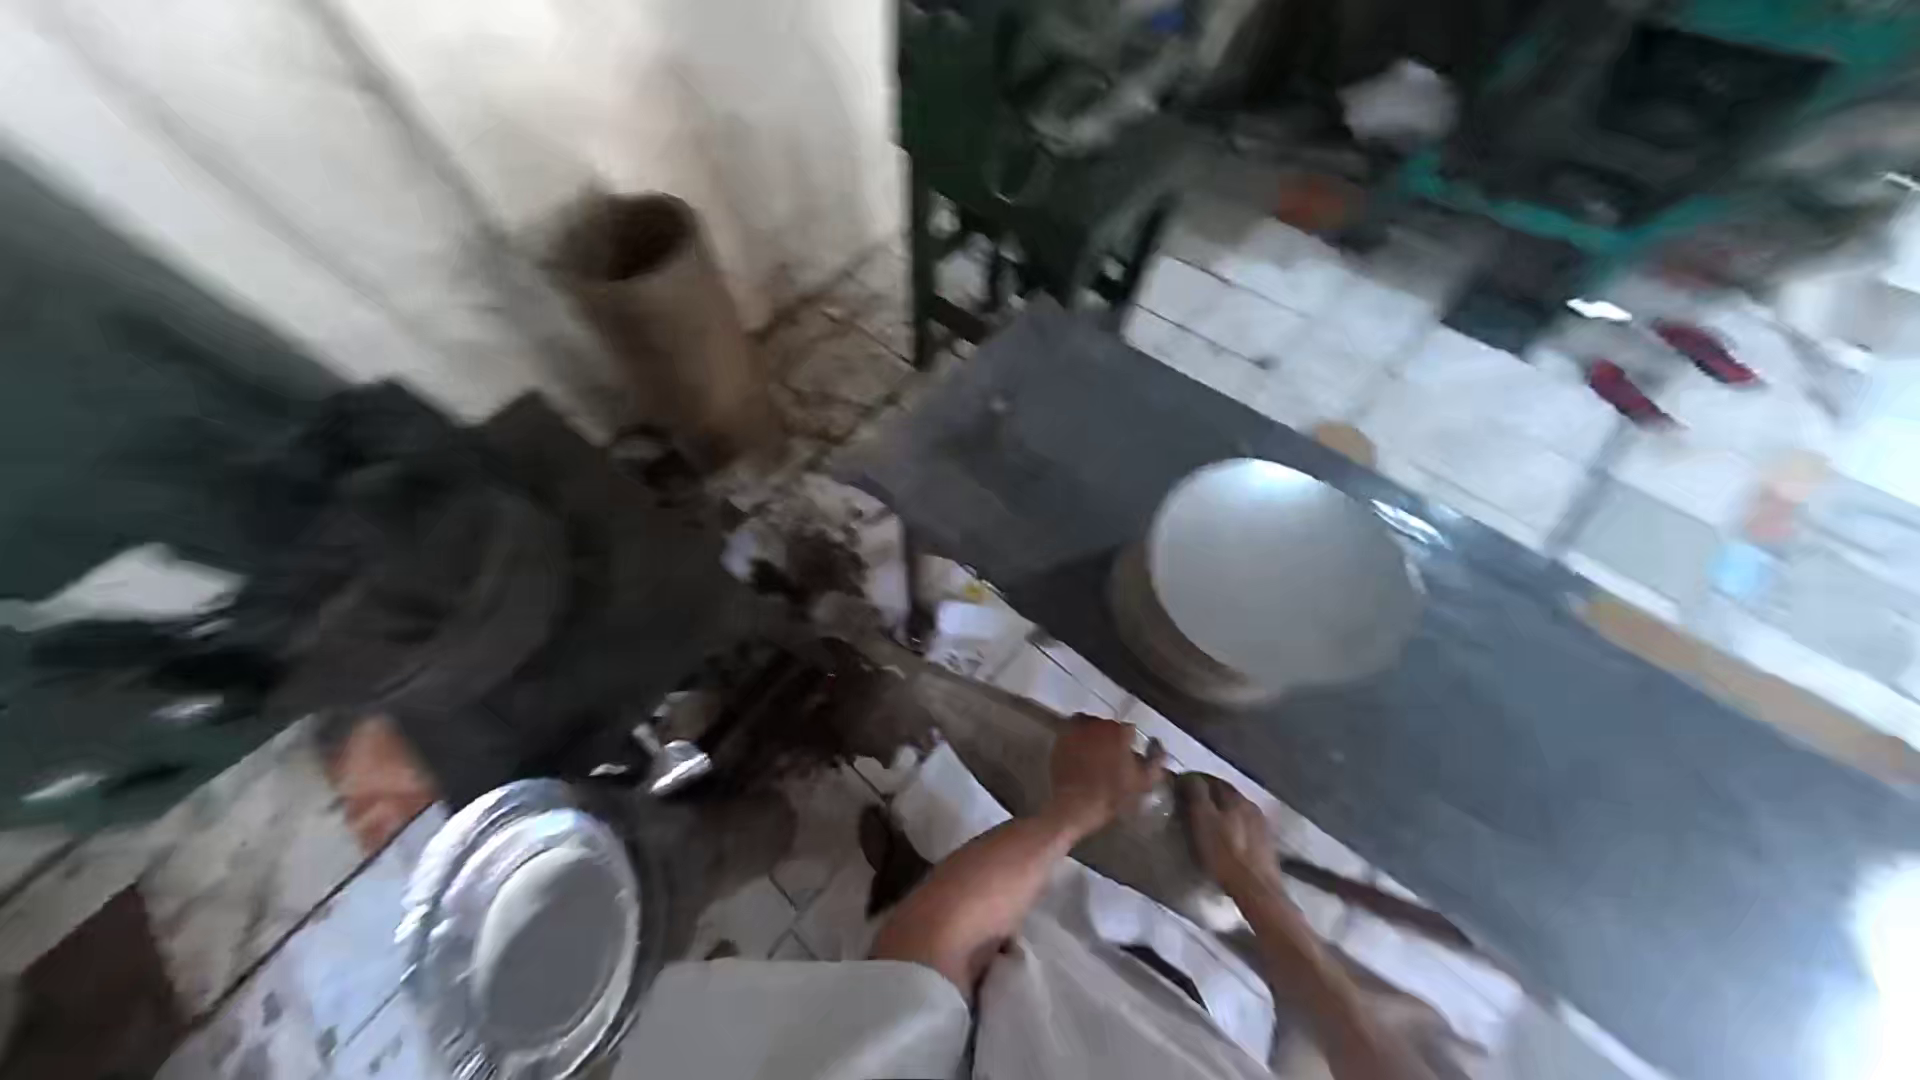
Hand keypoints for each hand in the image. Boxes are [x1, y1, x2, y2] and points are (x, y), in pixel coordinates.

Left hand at [1043, 714, 1165, 838]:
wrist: (1076, 805)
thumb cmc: (1112, 796)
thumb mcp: (1142, 783)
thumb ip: (1155, 763)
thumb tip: (1159, 748)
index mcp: (1119, 732)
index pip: (1129, 729)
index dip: (1130, 742)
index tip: (1128, 754)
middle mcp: (1097, 724)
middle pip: (1108, 725)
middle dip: (1112, 738)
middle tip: (1112, 756)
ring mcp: (1077, 729)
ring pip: (1090, 724)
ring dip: (1094, 735)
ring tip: (1095, 752)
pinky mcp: (1061, 737)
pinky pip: (1072, 731)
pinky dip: (1077, 738)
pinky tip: (1079, 752)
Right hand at [1181, 773, 1281, 895]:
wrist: (1256, 889)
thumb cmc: (1223, 854)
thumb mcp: (1201, 820)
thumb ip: (1196, 794)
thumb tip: (1188, 777)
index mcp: (1234, 797)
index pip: (1209, 779)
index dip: (1192, 781)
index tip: (1179, 788)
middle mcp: (1250, 804)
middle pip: (1224, 792)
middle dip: (1207, 794)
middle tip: (1190, 804)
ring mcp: (1261, 824)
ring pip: (1235, 809)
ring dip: (1221, 809)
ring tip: (1207, 821)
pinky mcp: (1267, 843)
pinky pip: (1244, 825)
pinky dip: (1232, 824)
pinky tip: (1226, 837)